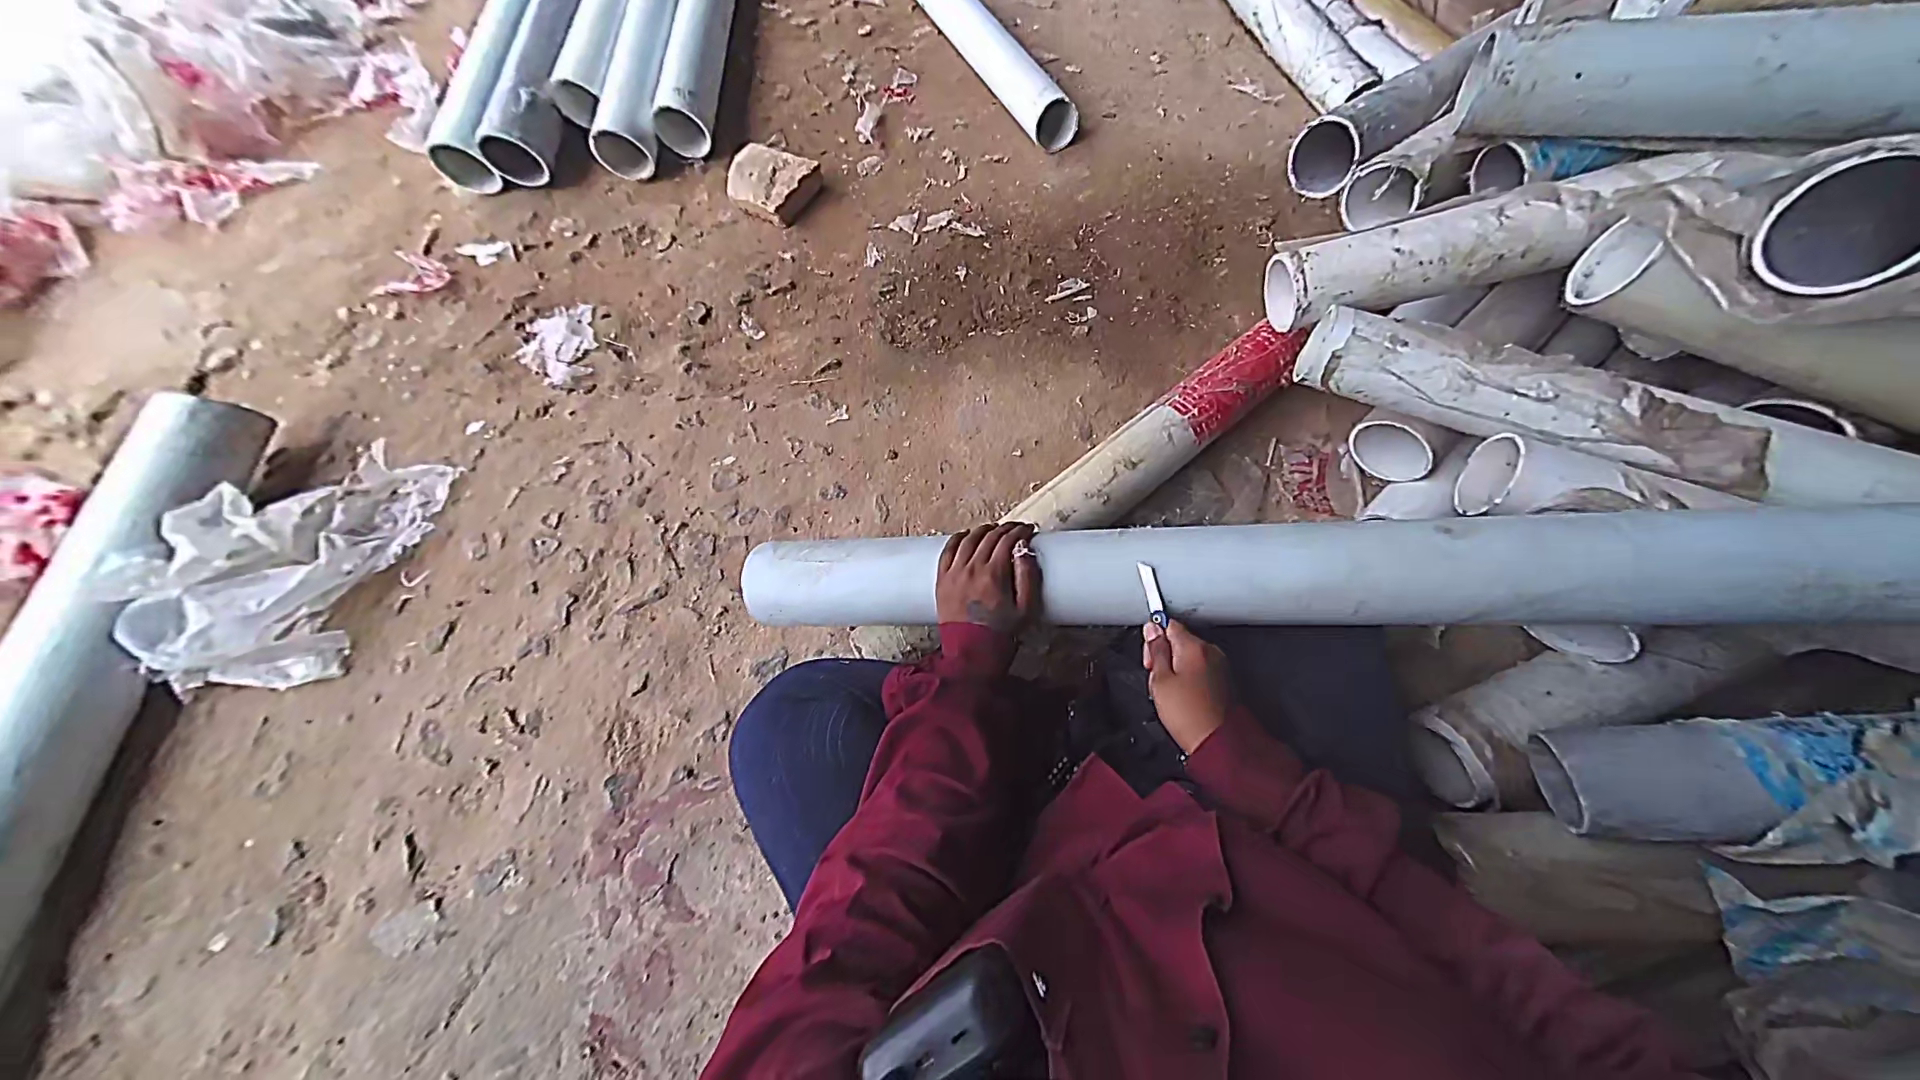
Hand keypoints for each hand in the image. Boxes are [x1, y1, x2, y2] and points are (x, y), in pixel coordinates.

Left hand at [936, 523, 1041, 633]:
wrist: (970, 653)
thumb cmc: (999, 634)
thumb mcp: (1026, 609)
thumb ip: (1028, 577)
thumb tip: (1025, 550)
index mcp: (994, 574)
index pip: (1007, 540)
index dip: (1020, 531)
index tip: (1027, 530)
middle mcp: (972, 569)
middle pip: (989, 537)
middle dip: (1005, 529)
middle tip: (1014, 529)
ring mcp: (954, 573)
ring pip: (968, 540)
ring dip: (982, 530)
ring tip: (993, 529)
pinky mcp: (942, 580)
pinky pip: (948, 551)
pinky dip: (957, 539)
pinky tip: (965, 536)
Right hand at [1143, 620, 1233, 753]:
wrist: (1218, 742)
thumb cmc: (1190, 716)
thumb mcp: (1159, 680)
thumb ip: (1155, 651)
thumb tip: (1152, 631)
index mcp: (1193, 647)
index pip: (1168, 624)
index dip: (1153, 637)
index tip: (1148, 653)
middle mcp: (1210, 652)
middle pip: (1179, 639)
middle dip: (1164, 653)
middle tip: (1156, 676)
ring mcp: (1220, 666)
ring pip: (1189, 656)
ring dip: (1177, 667)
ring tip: (1170, 691)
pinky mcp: (1223, 680)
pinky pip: (1200, 670)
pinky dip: (1190, 678)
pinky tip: (1183, 697)